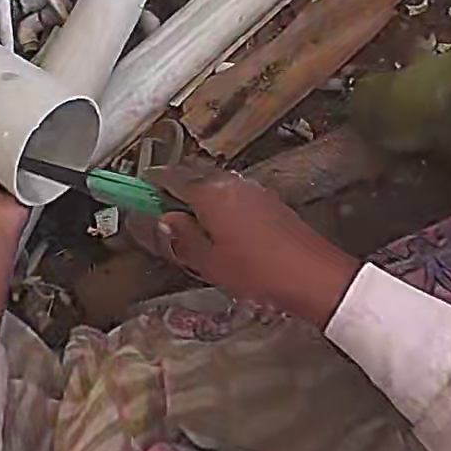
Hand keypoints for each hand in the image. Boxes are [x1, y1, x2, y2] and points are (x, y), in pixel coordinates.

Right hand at [140, 163, 360, 326]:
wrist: (316, 276)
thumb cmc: (256, 271)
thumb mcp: (209, 261)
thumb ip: (182, 236)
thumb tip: (165, 219)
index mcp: (208, 192)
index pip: (168, 176)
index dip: (147, 183)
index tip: (134, 191)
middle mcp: (228, 181)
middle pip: (189, 173)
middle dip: (170, 186)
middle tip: (159, 209)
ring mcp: (249, 187)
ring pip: (211, 181)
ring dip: (193, 193)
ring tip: (188, 221)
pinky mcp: (265, 198)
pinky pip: (229, 190)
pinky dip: (214, 199)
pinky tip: (218, 225)